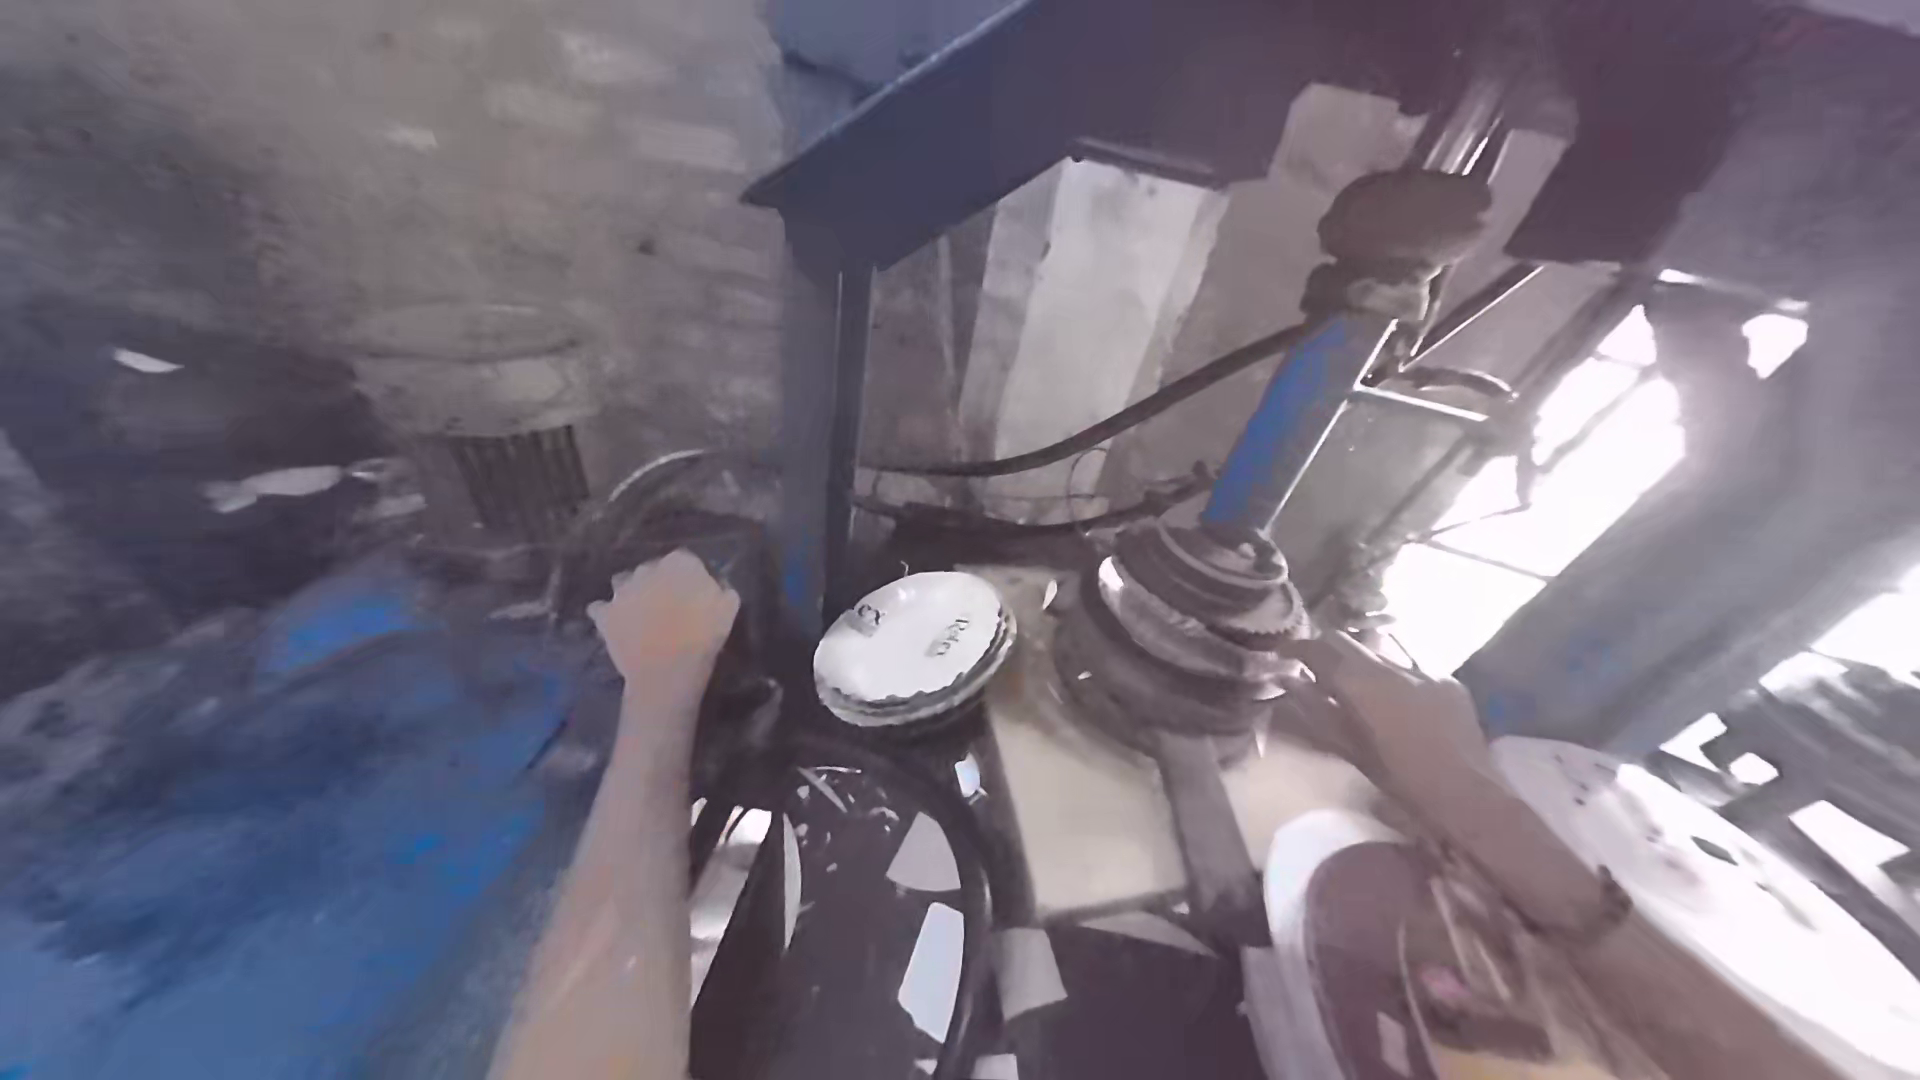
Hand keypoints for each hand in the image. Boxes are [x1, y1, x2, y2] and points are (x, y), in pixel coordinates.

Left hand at [588, 549, 740, 684]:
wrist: (668, 670)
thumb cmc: (704, 637)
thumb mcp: (729, 608)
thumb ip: (721, 588)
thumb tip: (715, 584)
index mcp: (679, 564)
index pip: (685, 560)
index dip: (690, 576)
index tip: (695, 592)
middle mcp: (646, 569)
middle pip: (652, 569)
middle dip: (659, 581)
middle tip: (669, 603)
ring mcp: (621, 591)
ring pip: (624, 583)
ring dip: (632, 592)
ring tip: (642, 612)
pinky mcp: (604, 613)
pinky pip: (601, 608)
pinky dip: (609, 613)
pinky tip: (618, 624)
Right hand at [1276, 632, 1487, 768]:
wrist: (1469, 798)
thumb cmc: (1399, 777)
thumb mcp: (1346, 745)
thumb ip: (1314, 708)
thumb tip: (1287, 680)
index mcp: (1362, 683)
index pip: (1320, 648)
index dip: (1297, 648)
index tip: (1283, 654)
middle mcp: (1392, 667)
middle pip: (1346, 640)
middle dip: (1324, 649)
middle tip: (1313, 668)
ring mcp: (1425, 671)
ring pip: (1377, 651)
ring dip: (1359, 662)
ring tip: (1354, 684)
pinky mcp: (1448, 681)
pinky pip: (1408, 666)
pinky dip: (1391, 675)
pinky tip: (1394, 698)